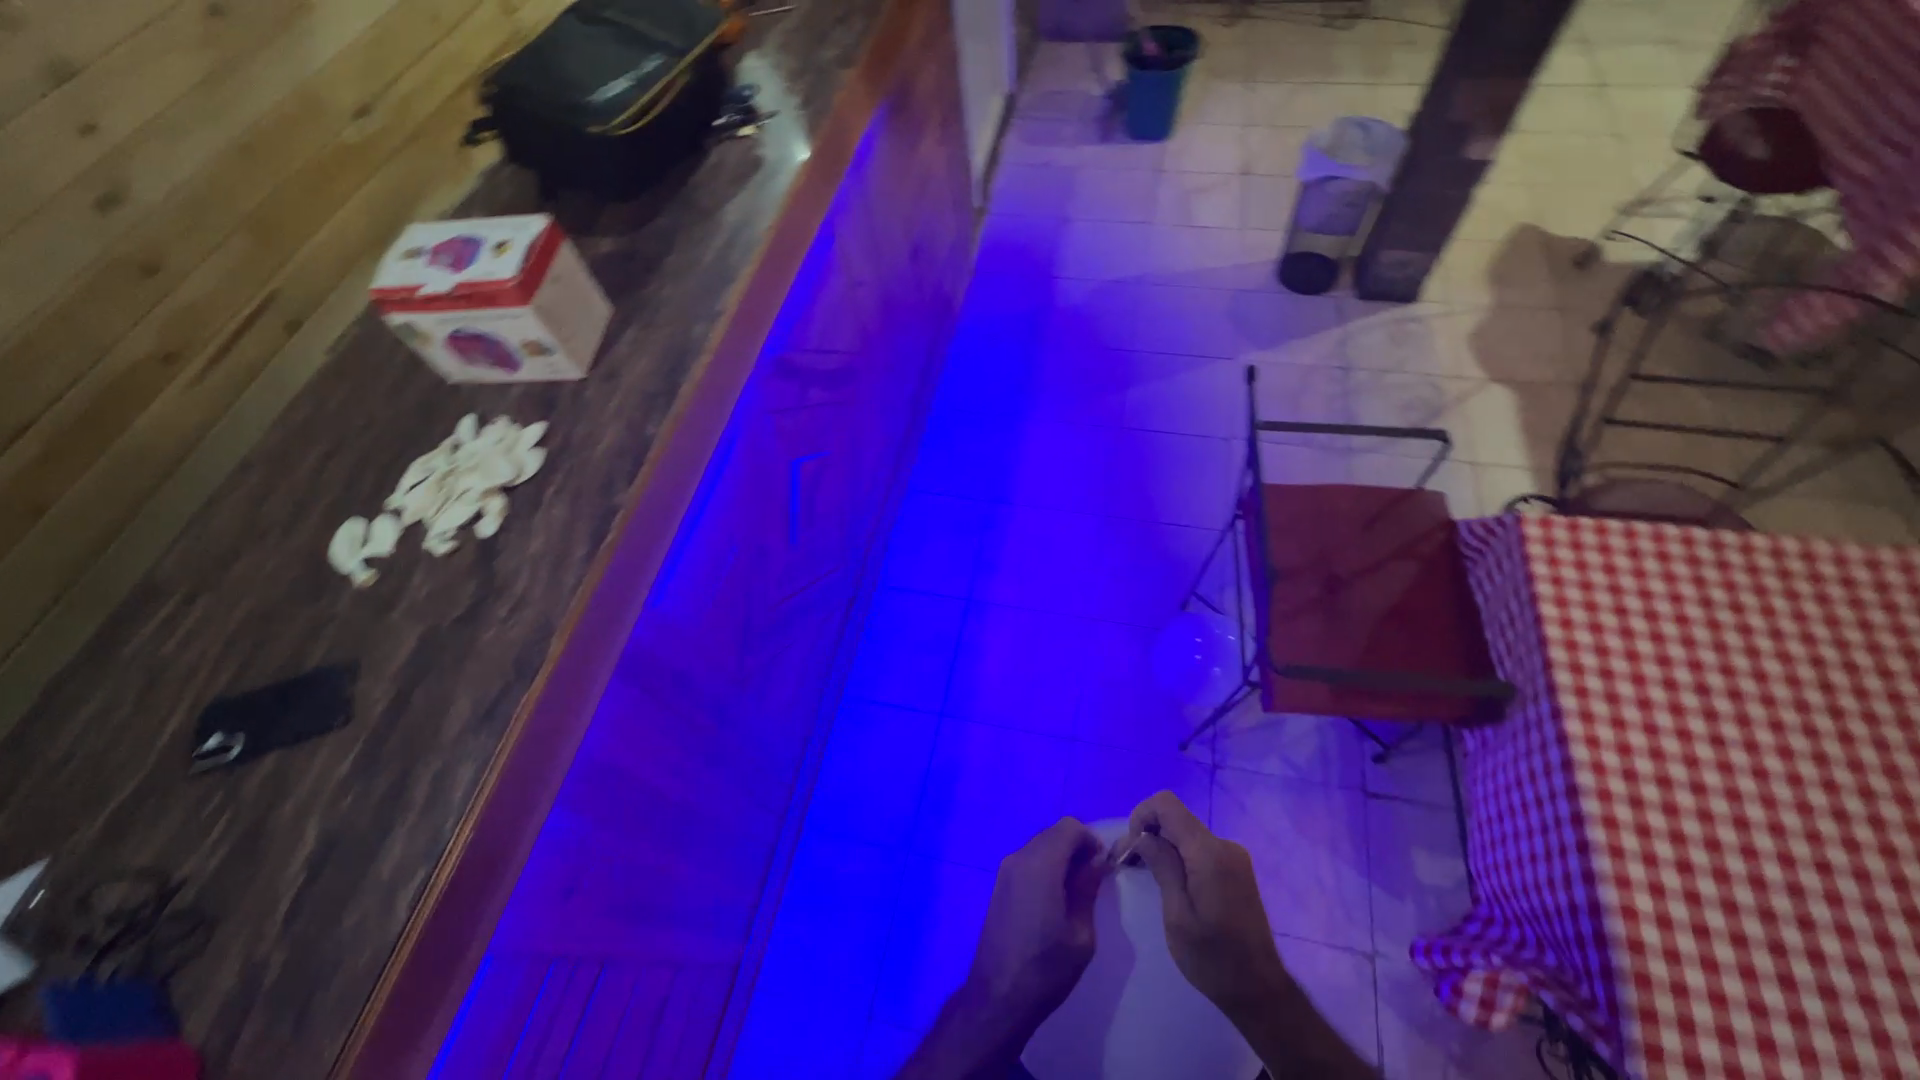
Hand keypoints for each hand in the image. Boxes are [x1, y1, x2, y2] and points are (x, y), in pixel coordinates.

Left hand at [899, 818, 1106, 1078]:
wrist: (998, 996)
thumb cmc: (1046, 968)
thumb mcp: (1081, 933)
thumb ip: (1087, 888)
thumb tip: (1096, 860)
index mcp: (1039, 865)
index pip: (1070, 827)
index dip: (1091, 840)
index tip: (1103, 867)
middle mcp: (1018, 859)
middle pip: (1053, 833)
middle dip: (1077, 848)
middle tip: (1094, 880)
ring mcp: (1004, 871)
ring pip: (1040, 845)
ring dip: (1061, 857)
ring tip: (1076, 893)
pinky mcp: (999, 886)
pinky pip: (1027, 861)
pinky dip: (1045, 867)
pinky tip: (1055, 899)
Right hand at [1124, 791, 1371, 1078]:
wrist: (1258, 989)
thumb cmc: (1212, 958)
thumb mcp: (1177, 915)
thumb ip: (1162, 867)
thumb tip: (1142, 835)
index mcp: (1209, 853)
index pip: (1167, 805)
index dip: (1141, 815)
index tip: (1129, 848)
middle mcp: (1225, 845)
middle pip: (1176, 818)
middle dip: (1147, 834)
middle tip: (1126, 865)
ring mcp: (1233, 857)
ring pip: (1186, 833)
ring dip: (1162, 847)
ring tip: (1144, 876)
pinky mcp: (1235, 869)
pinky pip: (1199, 848)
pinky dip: (1178, 857)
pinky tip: (1169, 883)